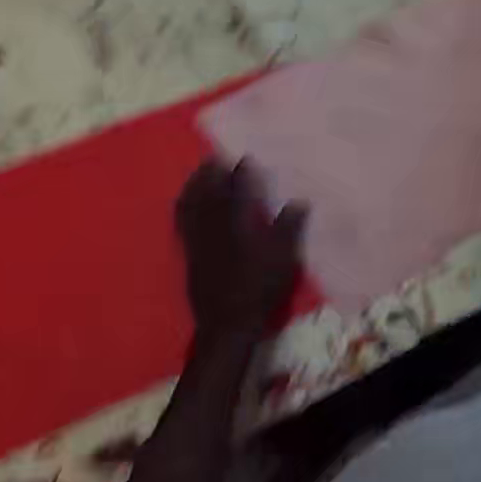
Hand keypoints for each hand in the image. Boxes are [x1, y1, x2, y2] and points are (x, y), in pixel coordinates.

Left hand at [175, 159, 307, 349]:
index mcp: (237, 225)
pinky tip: (187, 203)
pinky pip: (181, 221)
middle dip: (212, 172)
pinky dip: (184, 205)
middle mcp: (213, 227)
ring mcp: (197, 240)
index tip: (246, 158)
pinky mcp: (188, 253)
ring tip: (200, 173)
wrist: (226, 324)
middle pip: (208, 192)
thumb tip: (299, 202)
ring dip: (194, 184)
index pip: (238, 190)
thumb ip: (289, 228)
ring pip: (190, 204)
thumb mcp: (283, 260)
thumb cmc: (259, 291)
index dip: (241, 172)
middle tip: (217, 157)